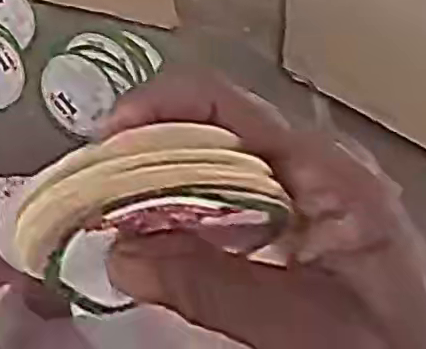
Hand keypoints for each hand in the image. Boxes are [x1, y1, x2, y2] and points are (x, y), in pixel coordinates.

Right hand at [100, 71, 425, 348]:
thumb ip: (217, 289)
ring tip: (117, 200)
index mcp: (324, 165)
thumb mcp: (312, 332)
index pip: (224, 100)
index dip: (157, 105)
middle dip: (148, 139)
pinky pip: (226, 187)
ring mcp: (304, 182)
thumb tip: (118, 253)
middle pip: (210, 118)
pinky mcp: (297, 213)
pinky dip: (183, 200)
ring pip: (213, 150)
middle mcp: (310, 157)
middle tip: (101, 177)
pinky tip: (160, 227)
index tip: (108, 139)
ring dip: (160, 170)